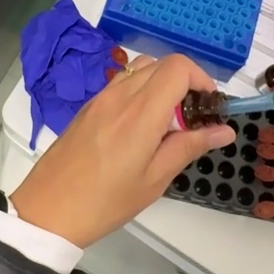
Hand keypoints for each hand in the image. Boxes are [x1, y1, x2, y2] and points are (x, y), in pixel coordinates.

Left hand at [11, 54, 235, 247]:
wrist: (48, 209)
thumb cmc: (105, 201)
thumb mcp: (155, 180)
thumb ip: (189, 147)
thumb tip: (224, 130)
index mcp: (140, 111)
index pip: (178, 67)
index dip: (201, 79)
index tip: (209, 106)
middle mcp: (120, 95)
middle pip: (161, 63)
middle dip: (185, 81)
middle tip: (193, 117)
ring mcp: (100, 98)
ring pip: (139, 69)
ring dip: (161, 84)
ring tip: (168, 122)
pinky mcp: (88, 107)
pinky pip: (121, 83)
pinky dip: (140, 91)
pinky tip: (141, 126)